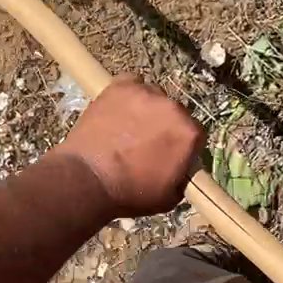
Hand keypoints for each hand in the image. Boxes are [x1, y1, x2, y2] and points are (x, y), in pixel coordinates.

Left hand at [50, 76, 205, 217]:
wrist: (87, 179)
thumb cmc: (130, 193)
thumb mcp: (170, 197)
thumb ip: (183, 176)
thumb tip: (183, 167)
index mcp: (190, 133)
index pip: (194, 134)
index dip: (181, 145)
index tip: (168, 154)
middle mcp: (174, 107)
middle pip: (175, 113)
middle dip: (164, 127)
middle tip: (145, 143)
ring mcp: (147, 93)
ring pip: (155, 98)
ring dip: (147, 110)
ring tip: (128, 128)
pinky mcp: (121, 86)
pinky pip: (133, 84)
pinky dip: (128, 95)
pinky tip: (119, 112)